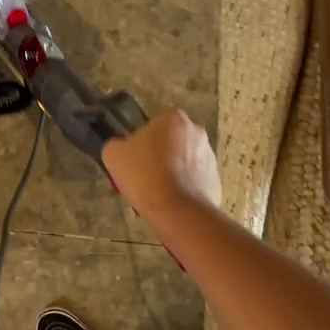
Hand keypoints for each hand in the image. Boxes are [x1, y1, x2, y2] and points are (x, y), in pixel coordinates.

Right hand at [101, 109, 220, 217]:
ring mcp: (210, 156)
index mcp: (174, 119)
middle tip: (144, 177)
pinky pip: (194, 181)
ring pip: (184, 162)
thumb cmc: (145, 175)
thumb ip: (117, 144)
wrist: (176, 211)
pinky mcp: (216, 180)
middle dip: (160, 157)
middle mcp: (197, 132)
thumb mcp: (114, 155)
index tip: (135, 162)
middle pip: (171, 143)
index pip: (153, 127)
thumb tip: (123, 148)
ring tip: (158, 193)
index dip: (141, 144)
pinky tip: (172, 202)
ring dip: (173, 173)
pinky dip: (184, 189)